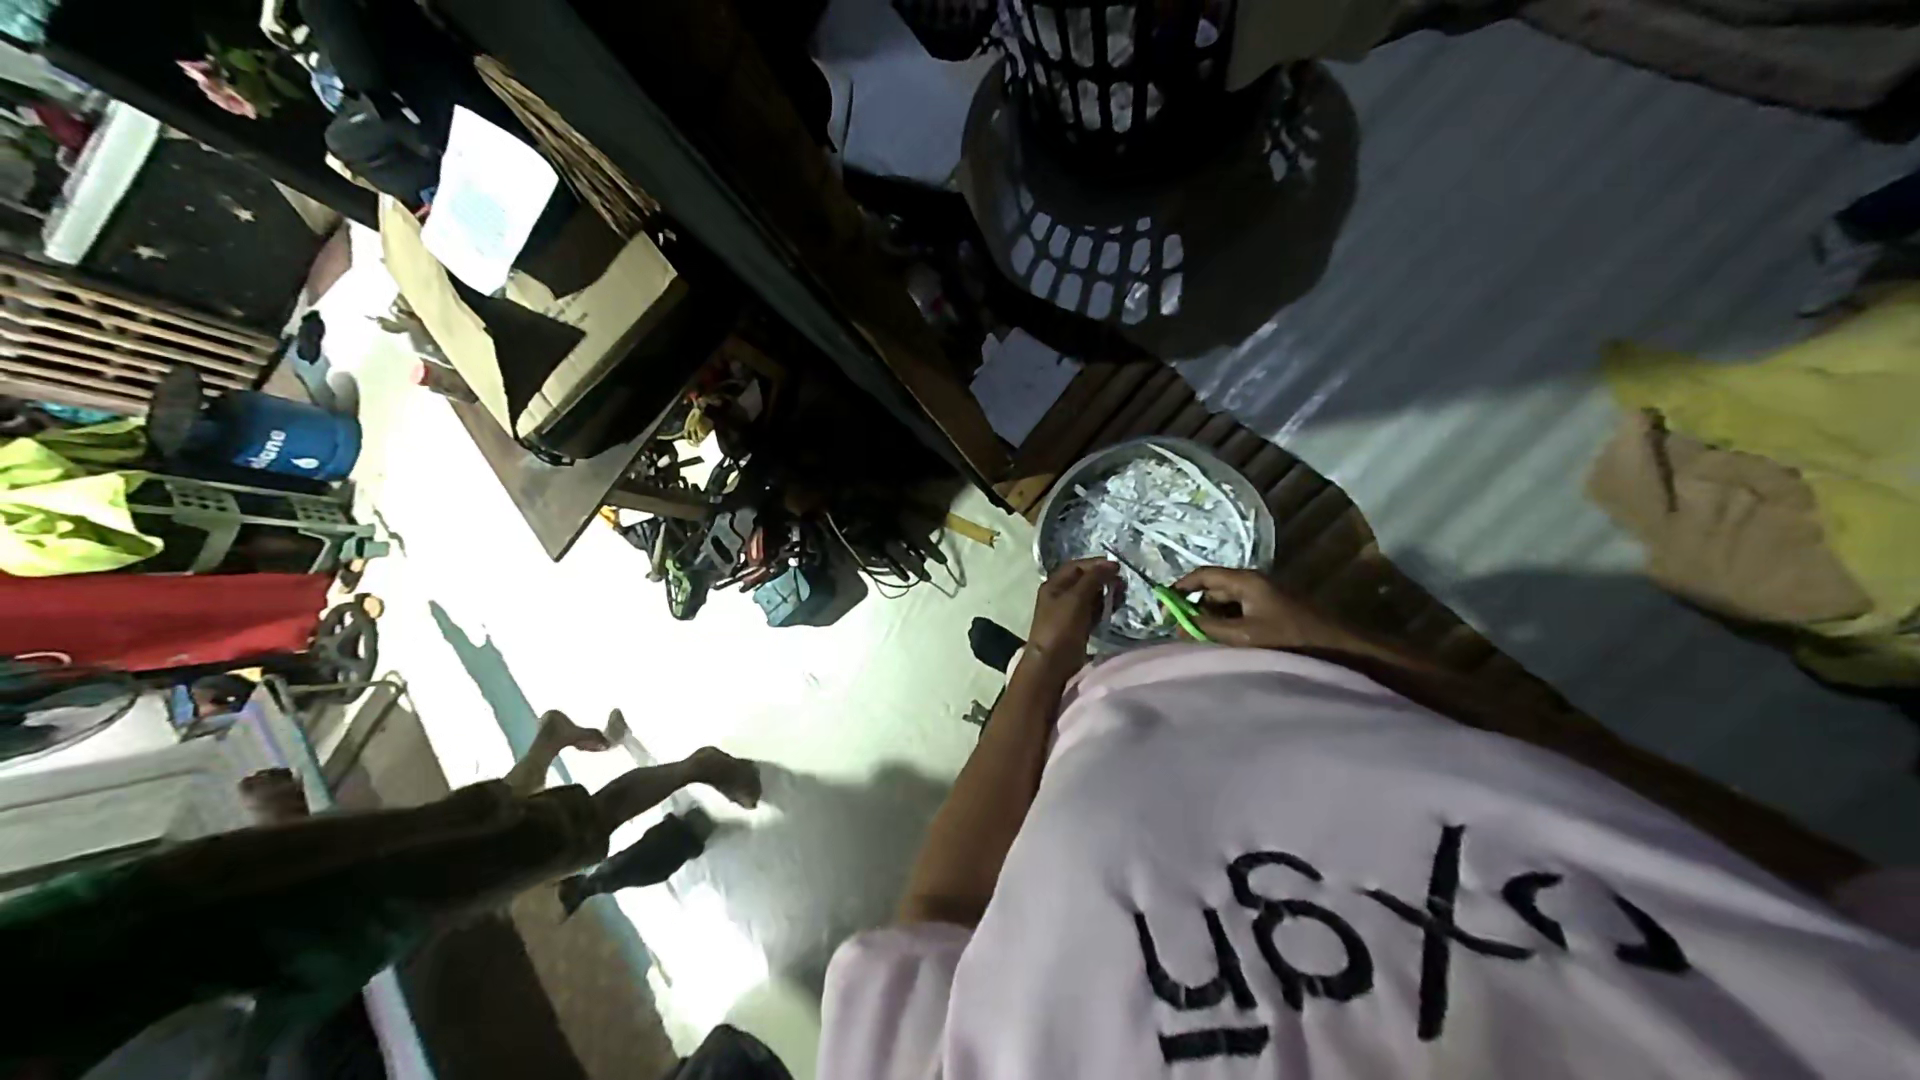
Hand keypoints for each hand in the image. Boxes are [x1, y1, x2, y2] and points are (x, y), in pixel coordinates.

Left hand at [1026, 558, 1119, 667]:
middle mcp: (1060, 596)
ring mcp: (1069, 612)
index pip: (1076, 567)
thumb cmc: (1061, 626)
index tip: (1117, 566)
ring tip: (1121, 594)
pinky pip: (1093, 612)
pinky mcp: (1078, 627)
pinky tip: (1115, 607)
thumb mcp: (1076, 598)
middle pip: (1084, 581)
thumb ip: (1093, 579)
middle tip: (1121, 582)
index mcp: (1054, 585)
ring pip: (1090, 597)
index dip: (1095, 564)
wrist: (1053, 661)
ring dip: (1105, 593)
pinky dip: (1103, 608)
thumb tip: (1110, 564)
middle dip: (1103, 578)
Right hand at [1172, 567, 1357, 651]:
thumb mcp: (1244, 636)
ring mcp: (1263, 596)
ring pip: (1225, 603)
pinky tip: (1223, 643)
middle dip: (1194, 608)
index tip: (1164, 608)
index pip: (1203, 576)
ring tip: (1200, 640)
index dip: (1180, 589)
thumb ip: (1208, 628)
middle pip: (1212, 589)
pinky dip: (1226, 624)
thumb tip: (1179, 624)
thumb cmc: (1291, 638)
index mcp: (1246, 580)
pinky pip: (1239, 613)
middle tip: (1182, 632)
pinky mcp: (1272, 611)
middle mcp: (1253, 583)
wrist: (1341, 648)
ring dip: (1210, 619)